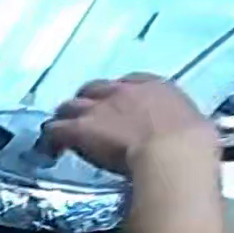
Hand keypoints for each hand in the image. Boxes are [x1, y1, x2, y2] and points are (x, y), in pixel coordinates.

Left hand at [41, 75, 217, 173]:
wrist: (170, 147)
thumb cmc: (184, 140)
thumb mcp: (179, 116)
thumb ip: (158, 115)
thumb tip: (153, 128)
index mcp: (153, 85)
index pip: (124, 81)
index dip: (111, 95)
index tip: (108, 108)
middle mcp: (121, 91)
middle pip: (90, 90)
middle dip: (82, 104)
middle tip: (77, 121)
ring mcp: (97, 108)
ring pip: (67, 107)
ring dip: (63, 120)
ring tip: (59, 137)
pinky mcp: (78, 127)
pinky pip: (53, 129)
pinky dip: (49, 139)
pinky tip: (52, 151)